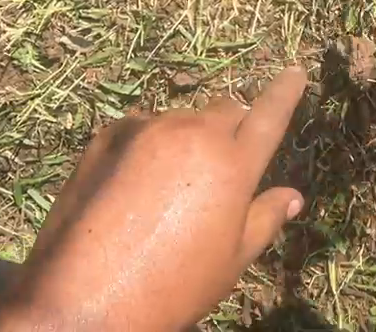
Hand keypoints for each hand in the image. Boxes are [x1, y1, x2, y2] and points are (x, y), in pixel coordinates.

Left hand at [0, 68, 307, 331]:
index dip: (286, 92)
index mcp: (233, 164)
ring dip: (187, 139)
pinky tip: (133, 186)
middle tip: (221, 164)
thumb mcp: (230, 264)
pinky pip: (143, 127)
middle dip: (232, 126)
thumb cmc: (170, 289)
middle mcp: (195, 133)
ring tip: (168, 189)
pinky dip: (147, 145)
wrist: (80, 303)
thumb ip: (265, 220)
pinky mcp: (112, 133)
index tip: (296, 72)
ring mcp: (150, 128)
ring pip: (183, 119)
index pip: (270, 114)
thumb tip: (293, 196)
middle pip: (226, 110)